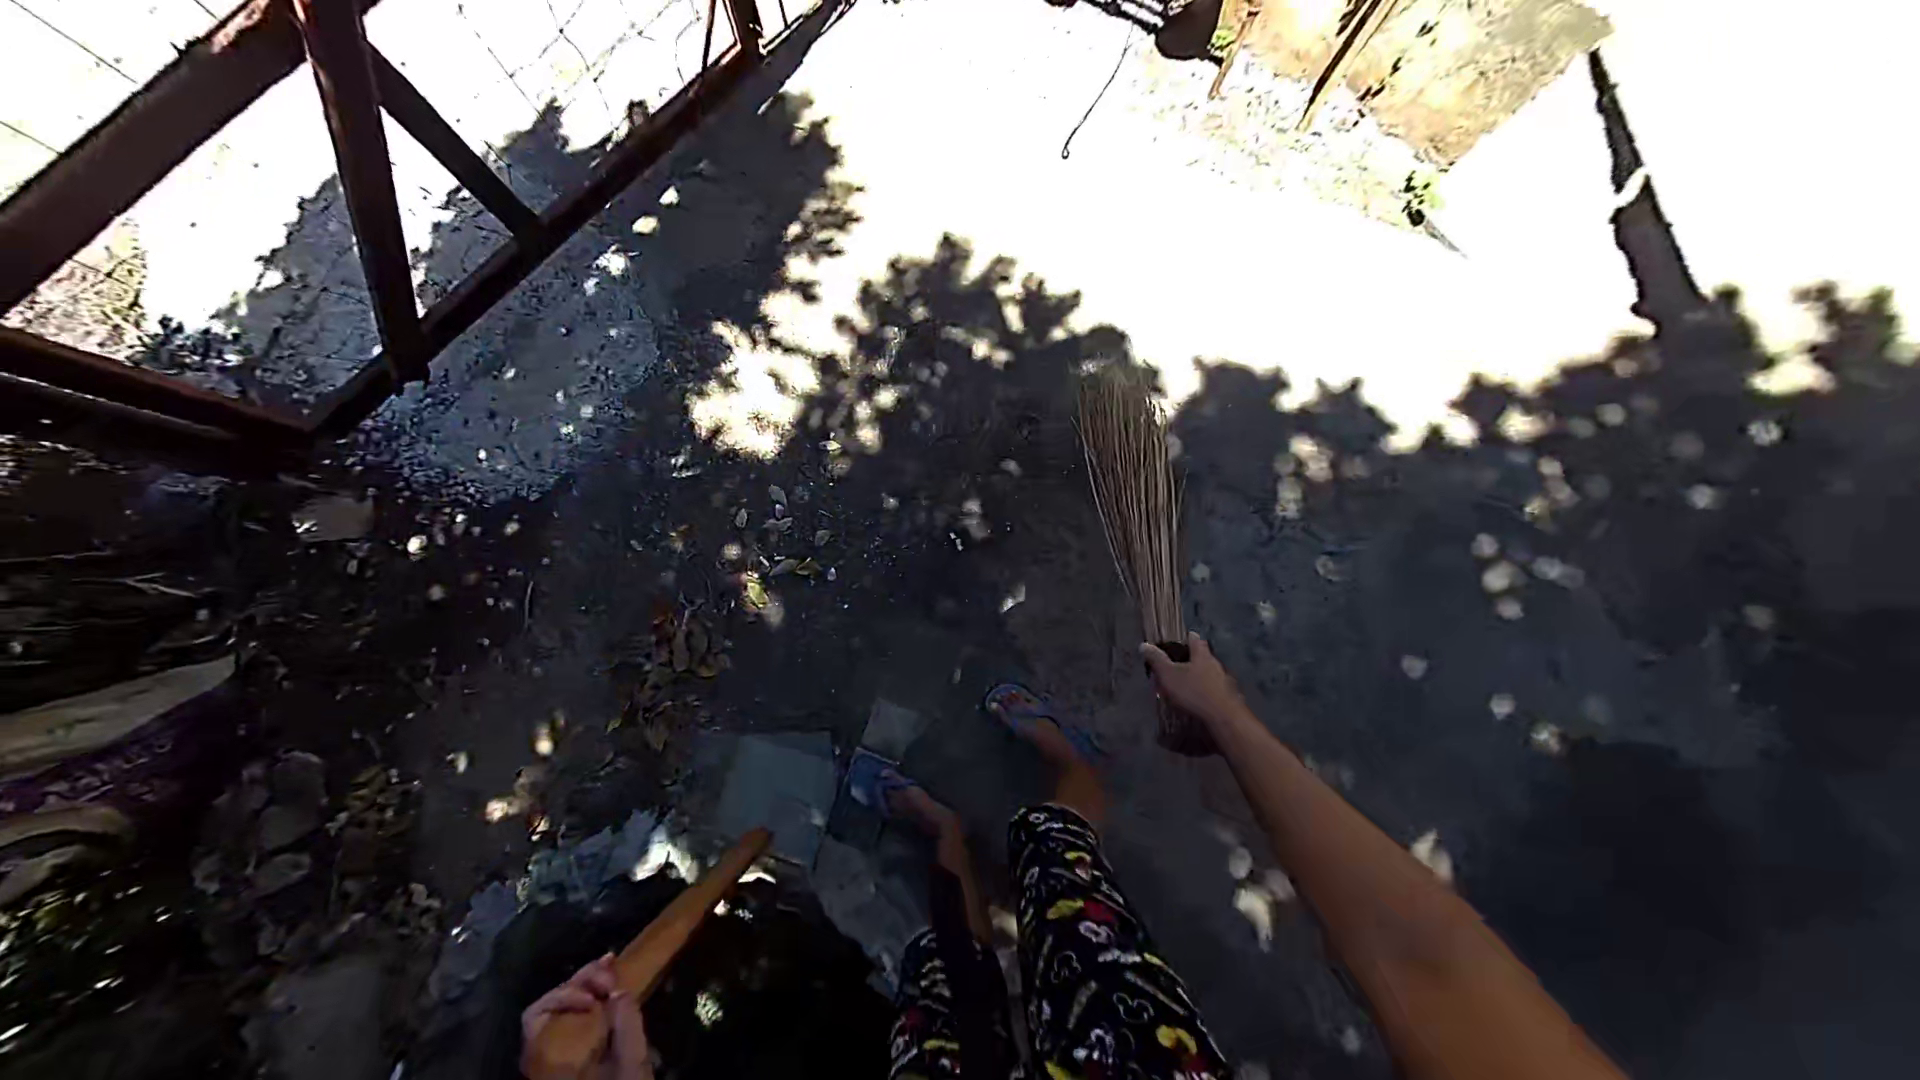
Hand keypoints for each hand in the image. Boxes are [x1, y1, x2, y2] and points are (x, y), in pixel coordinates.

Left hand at [520, 954, 652, 1079]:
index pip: (536, 1014)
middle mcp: (542, 1059)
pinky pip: (570, 1022)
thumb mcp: (629, 1067)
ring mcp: (553, 1061)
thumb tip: (619, 990)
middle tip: (612, 968)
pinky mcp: (568, 1062)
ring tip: (612, 972)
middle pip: (547, 1006)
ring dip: (585, 986)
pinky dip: (589, 1000)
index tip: (600, 994)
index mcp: (548, 1062)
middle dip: (580, 981)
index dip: (565, 994)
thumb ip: (626, 1028)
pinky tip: (609, 990)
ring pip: (558, 1012)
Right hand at [1140, 633, 1247, 727]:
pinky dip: (1205, 692)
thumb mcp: (1168, 675)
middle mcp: (1215, 664)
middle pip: (1203, 657)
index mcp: (1201, 655)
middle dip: (1191, 660)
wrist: (1224, 718)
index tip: (1180, 640)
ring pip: (1209, 674)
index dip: (1187, 638)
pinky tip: (1197, 701)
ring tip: (1185, 686)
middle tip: (1177, 665)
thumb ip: (1156, 660)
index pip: (1195, 639)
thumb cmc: (1193, 692)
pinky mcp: (1228, 697)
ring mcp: (1224, 681)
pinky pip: (1214, 690)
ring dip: (1199, 677)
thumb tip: (1144, 645)